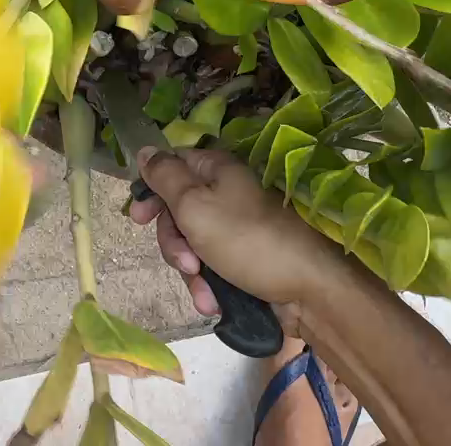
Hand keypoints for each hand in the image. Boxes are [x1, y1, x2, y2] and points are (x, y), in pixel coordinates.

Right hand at [129, 147, 340, 319]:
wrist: (312, 290)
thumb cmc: (248, 239)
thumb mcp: (195, 204)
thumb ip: (165, 177)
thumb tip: (145, 149)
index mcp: (215, 169)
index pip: (170, 167)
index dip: (151, 190)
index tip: (137, 219)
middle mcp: (224, 192)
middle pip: (177, 210)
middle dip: (174, 242)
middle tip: (186, 262)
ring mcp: (234, 227)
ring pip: (191, 243)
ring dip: (190, 271)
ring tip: (204, 292)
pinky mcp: (243, 258)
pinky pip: (210, 265)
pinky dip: (207, 284)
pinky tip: (213, 302)